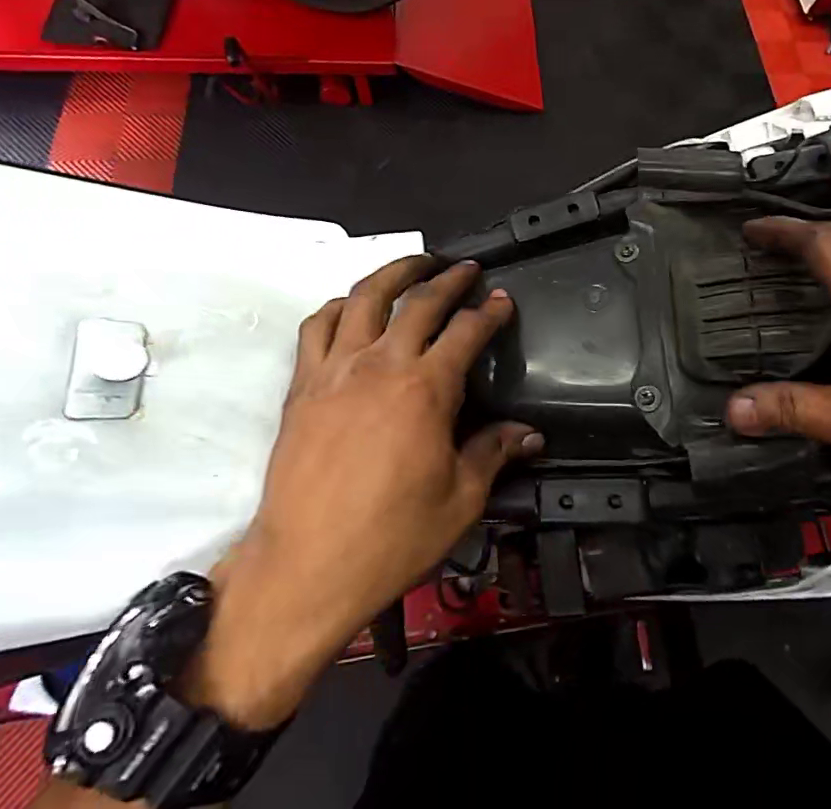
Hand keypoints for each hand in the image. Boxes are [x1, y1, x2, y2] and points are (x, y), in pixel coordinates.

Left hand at [183, 256, 536, 727]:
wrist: (307, 566)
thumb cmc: (391, 537)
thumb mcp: (461, 499)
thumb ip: (493, 453)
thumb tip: (528, 435)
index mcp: (426, 390)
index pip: (466, 332)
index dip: (489, 312)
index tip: (501, 301)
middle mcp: (380, 366)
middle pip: (419, 302)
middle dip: (448, 279)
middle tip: (465, 270)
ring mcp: (335, 371)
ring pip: (364, 298)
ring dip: (392, 274)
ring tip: (412, 265)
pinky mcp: (302, 386)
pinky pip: (317, 327)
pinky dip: (338, 306)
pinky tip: (350, 307)